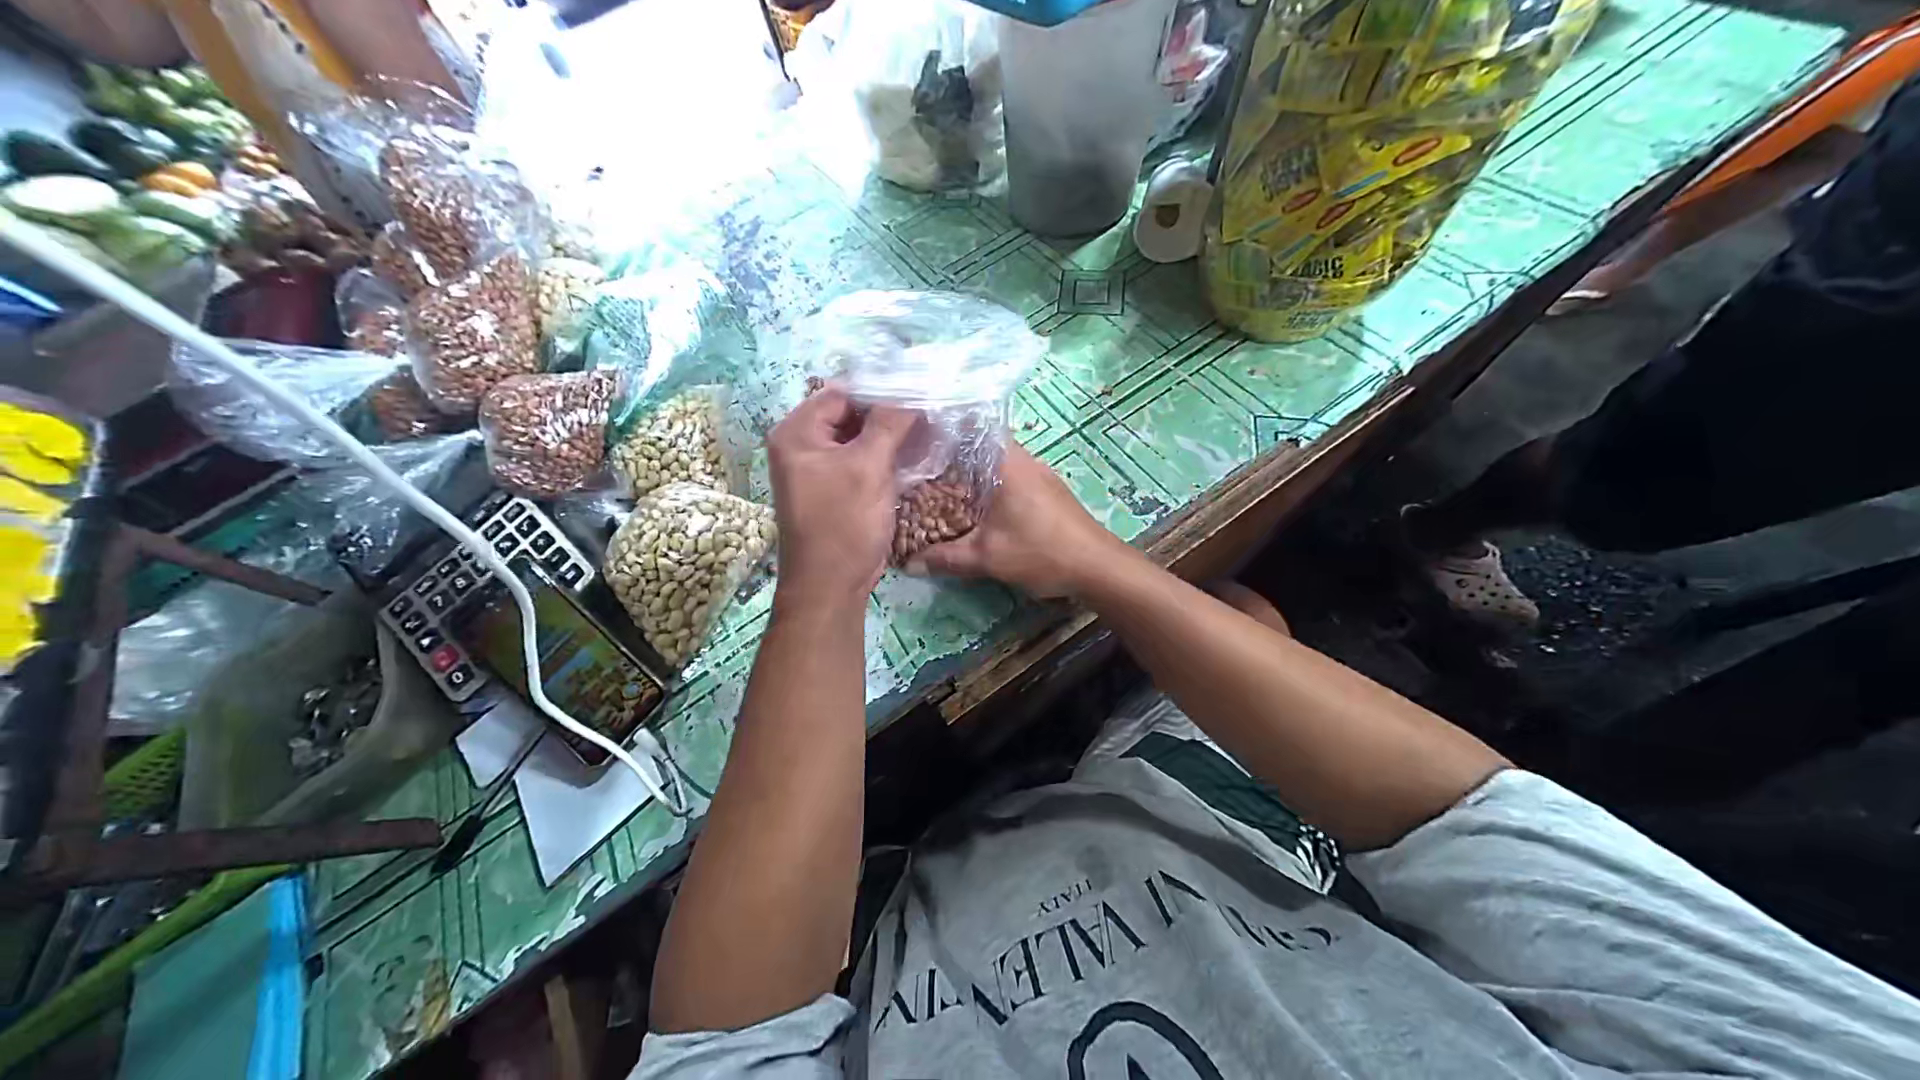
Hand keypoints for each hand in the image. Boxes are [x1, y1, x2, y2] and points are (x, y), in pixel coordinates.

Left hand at [766, 386, 918, 610]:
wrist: (830, 587)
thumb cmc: (844, 524)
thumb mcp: (868, 467)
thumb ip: (889, 423)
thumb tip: (912, 395)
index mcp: (797, 433)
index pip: (841, 394)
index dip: (880, 390)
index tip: (919, 390)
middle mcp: (800, 446)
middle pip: (848, 415)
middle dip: (887, 413)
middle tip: (927, 410)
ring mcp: (816, 470)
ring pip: (857, 440)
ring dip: (888, 436)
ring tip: (926, 430)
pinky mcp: (833, 490)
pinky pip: (859, 462)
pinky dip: (882, 457)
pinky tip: (912, 456)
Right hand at [906, 444, 1130, 597]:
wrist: (1098, 568)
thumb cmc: (1042, 552)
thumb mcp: (987, 557)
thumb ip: (946, 558)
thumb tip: (909, 563)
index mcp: (1009, 463)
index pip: (974, 425)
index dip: (945, 427)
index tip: (918, 435)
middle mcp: (1025, 460)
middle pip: (983, 445)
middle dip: (953, 456)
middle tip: (921, 468)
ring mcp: (1040, 475)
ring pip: (998, 464)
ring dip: (973, 474)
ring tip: (941, 487)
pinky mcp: (1049, 492)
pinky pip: (1011, 479)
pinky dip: (990, 487)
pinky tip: (975, 506)